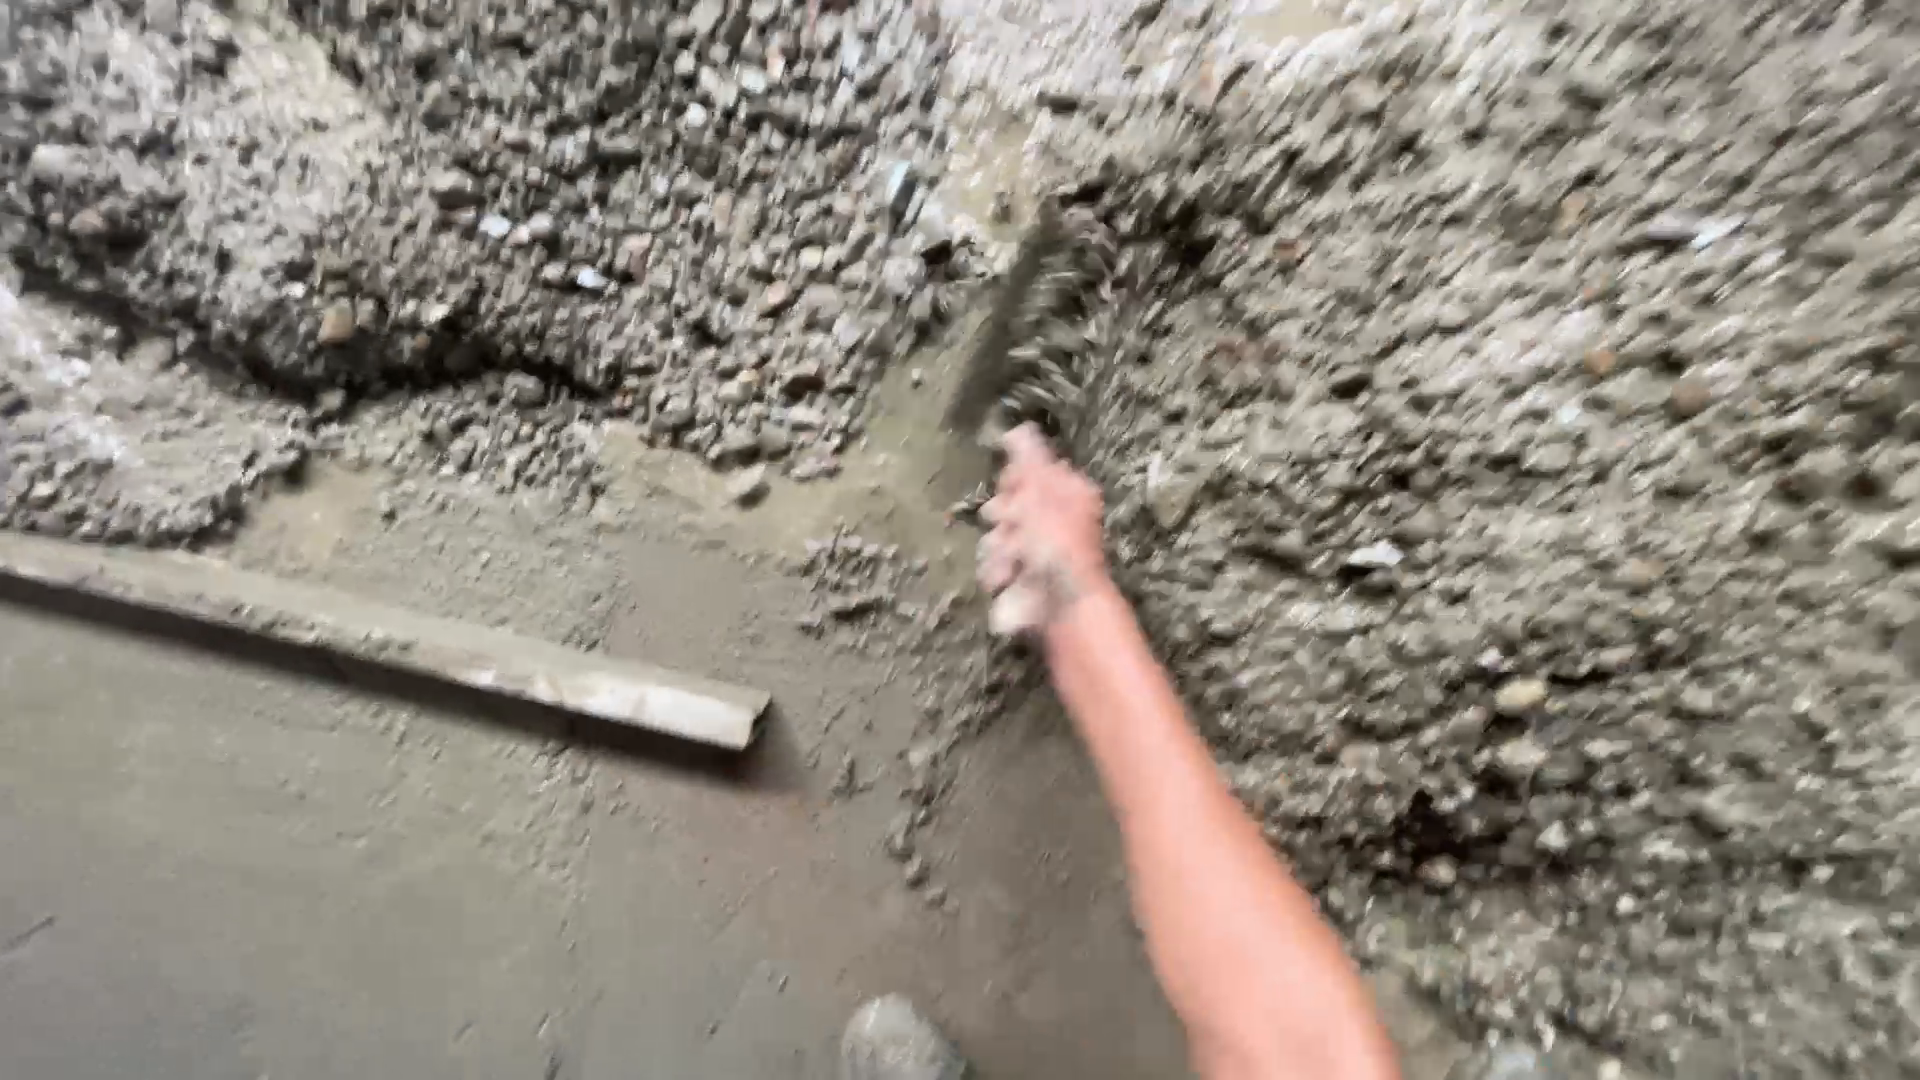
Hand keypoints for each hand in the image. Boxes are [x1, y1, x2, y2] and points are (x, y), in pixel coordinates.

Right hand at [977, 425, 1108, 635]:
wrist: (1057, 603)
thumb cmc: (1054, 541)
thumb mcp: (1041, 488)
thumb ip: (1027, 456)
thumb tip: (1017, 427)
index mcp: (1069, 492)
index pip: (1029, 471)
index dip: (1014, 481)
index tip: (1013, 490)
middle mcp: (1054, 519)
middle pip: (1007, 503)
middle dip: (1002, 516)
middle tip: (1009, 524)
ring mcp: (1036, 550)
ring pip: (996, 535)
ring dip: (998, 547)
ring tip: (1012, 560)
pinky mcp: (1020, 577)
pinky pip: (993, 563)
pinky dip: (996, 570)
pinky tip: (1007, 577)